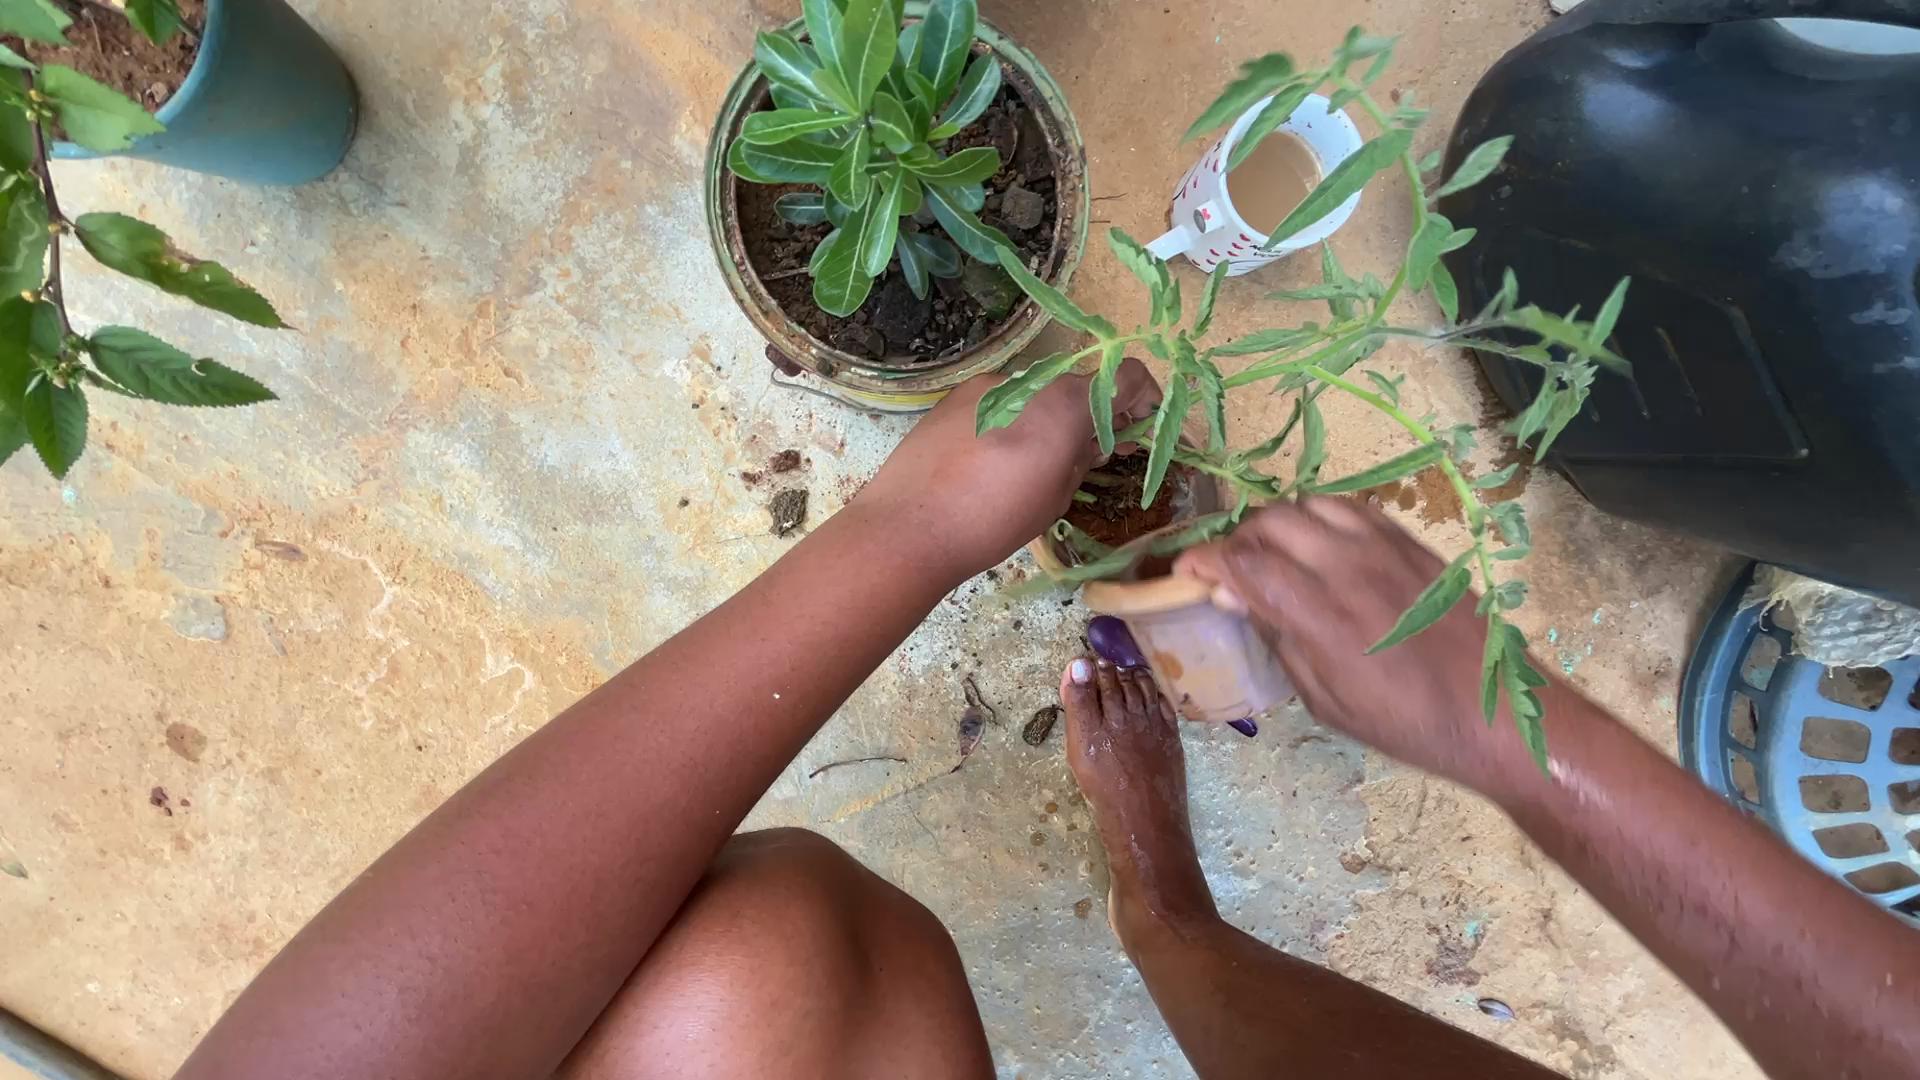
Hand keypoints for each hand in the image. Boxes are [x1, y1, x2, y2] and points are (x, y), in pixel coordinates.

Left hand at [853, 358, 1160, 580]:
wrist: (908, 527)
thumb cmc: (992, 522)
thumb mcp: (1055, 497)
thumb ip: (1082, 458)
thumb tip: (1093, 441)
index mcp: (1063, 403)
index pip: (1125, 377)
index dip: (1143, 400)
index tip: (1136, 432)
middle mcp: (1027, 380)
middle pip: (1078, 385)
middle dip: (1095, 414)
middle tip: (1093, 455)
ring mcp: (985, 385)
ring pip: (1037, 393)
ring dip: (1052, 418)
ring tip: (1035, 464)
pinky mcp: (953, 398)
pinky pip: (1001, 401)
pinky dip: (1015, 420)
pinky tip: (995, 460)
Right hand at [1174, 497, 1550, 796]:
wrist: (1501, 714)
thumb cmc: (1405, 723)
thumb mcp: (1324, 700)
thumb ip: (1276, 637)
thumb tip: (1231, 596)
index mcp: (1322, 616)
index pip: (1243, 561)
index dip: (1203, 559)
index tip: (1185, 571)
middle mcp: (1349, 568)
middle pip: (1269, 523)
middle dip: (1236, 541)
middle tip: (1230, 570)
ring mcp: (1384, 549)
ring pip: (1306, 505)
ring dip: (1276, 525)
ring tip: (1273, 554)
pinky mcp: (1410, 543)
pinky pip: (1349, 507)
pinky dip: (1317, 517)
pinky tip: (1317, 544)